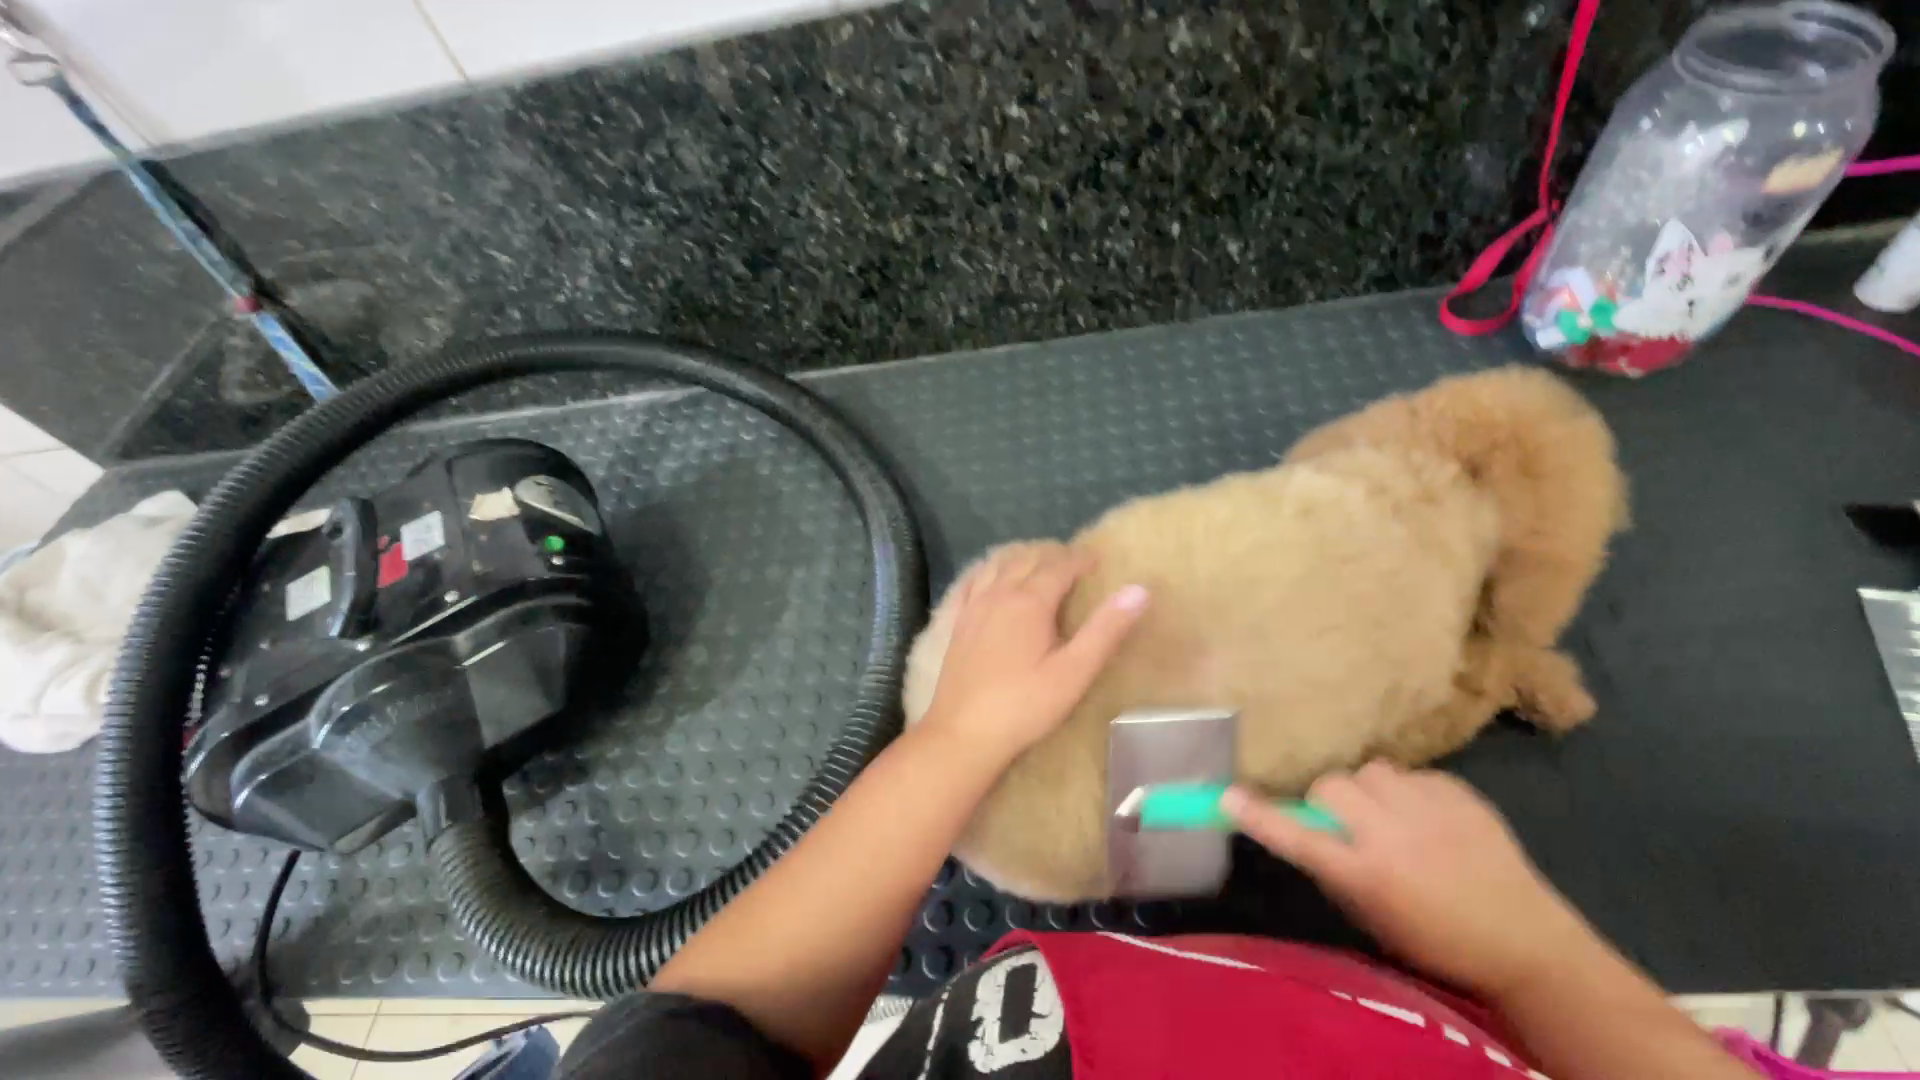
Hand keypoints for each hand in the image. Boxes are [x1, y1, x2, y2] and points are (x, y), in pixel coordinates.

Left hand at [918, 542, 1147, 767]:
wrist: (963, 734)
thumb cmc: (1024, 706)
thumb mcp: (1074, 672)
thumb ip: (1105, 629)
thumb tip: (1139, 589)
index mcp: (1029, 602)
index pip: (1059, 567)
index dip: (1080, 560)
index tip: (1097, 560)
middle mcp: (998, 595)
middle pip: (1026, 560)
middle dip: (1052, 555)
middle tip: (1073, 561)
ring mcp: (972, 608)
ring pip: (996, 566)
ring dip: (1020, 558)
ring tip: (1037, 563)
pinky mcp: (956, 625)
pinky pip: (970, 583)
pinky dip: (986, 571)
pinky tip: (988, 576)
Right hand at [1223, 761, 1592, 999]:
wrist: (1526, 941)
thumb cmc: (1437, 943)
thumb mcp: (1373, 918)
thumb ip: (1335, 871)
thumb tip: (1307, 832)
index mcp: (1368, 875)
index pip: (1299, 837)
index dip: (1260, 816)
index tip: (1228, 798)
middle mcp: (1394, 835)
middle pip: (1332, 785)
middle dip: (1329, 800)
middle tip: (1344, 823)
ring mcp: (1431, 809)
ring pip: (1371, 772)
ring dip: (1369, 791)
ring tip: (1392, 816)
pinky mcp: (1461, 794)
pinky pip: (1413, 775)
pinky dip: (1409, 793)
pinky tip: (1430, 820)